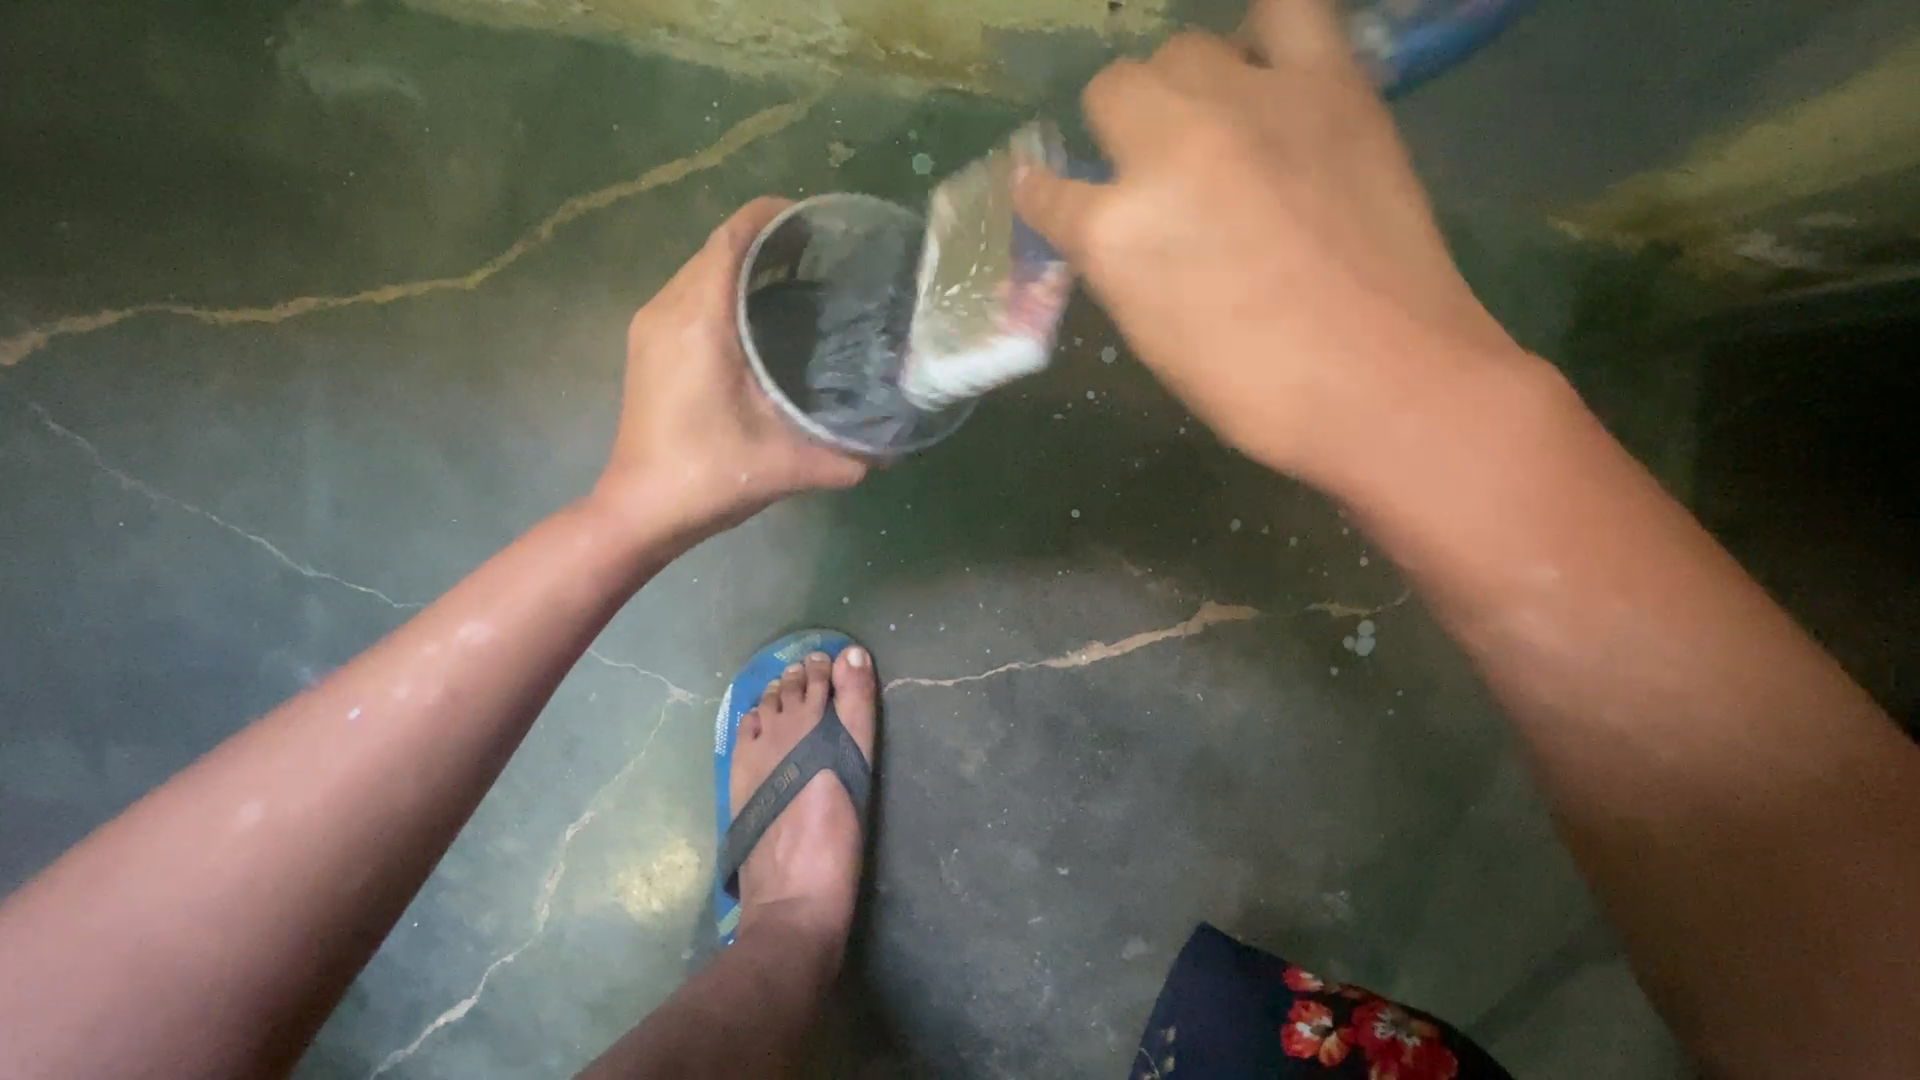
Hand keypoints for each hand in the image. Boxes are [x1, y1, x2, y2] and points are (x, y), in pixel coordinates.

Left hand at [595, 198, 866, 536]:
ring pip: (700, 269)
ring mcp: (651, 326)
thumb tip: (896, 450)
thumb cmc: (710, 478)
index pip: (732, 238)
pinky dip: (723, 287)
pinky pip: (688, 294)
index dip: (773, 216)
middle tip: (822, 254)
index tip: (818, 220)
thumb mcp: (790, 465)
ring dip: (743, 263)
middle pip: (716, 247)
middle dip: (766, 239)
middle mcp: (668, 310)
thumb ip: (849, 457)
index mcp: (700, 321)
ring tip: (797, 278)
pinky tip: (757, 317)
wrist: (640, 510)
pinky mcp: (646, 346)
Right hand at [1014, 0, 1523, 481]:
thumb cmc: (1252, 388)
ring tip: (1212, 127)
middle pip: (1113, 90)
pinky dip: (1266, 36)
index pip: (1045, 192)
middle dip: (1118, 130)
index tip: (1050, 195)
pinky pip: (1285, 12)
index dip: (1043, 195)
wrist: (1381, 381)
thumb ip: (1117, 263)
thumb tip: (1108, 226)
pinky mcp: (1328, 85)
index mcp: (1113, 233)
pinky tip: (1269, 77)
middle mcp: (1166, 150)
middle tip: (1152, 169)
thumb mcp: (1150, 334)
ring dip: (1182, 88)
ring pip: (1183, 49)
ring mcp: (1248, 105)